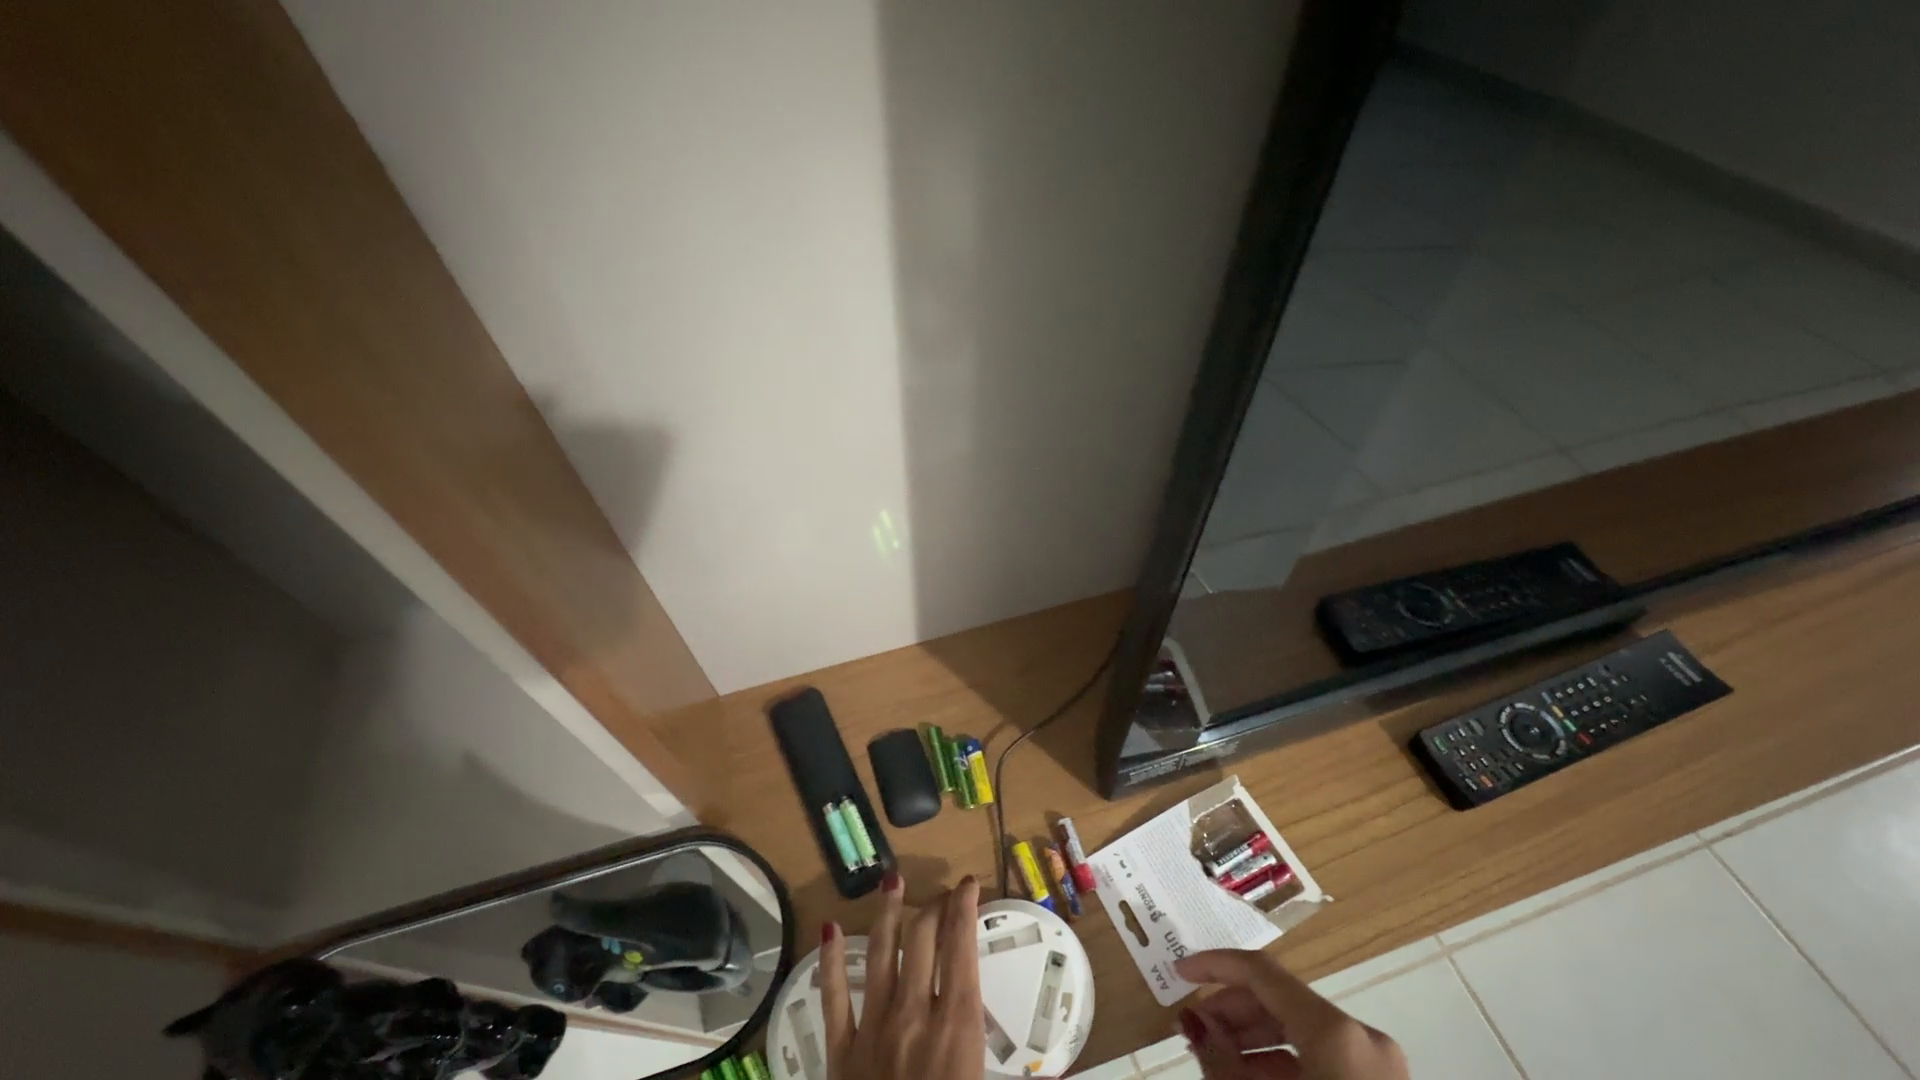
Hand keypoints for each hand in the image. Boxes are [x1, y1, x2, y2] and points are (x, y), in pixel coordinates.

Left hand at [818, 872, 982, 1079]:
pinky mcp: (841, 1051)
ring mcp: (874, 1028)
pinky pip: (834, 997)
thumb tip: (992, 1011)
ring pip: (880, 955)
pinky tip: (829, 929)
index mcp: (957, 1023)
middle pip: (922, 941)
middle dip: (934, 908)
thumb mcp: (981, 1072)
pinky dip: (831, 961)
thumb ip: (980, 1032)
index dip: (964, 908)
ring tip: (891, 882)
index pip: (961, 947)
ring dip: (887, 914)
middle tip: (942, 893)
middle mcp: (914, 1013)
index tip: (966, 884)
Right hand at [1173, 950, 1407, 1079]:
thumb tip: (1195, 1022)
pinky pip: (1323, 1060)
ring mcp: (1379, 1067)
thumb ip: (1221, 1059)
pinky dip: (1282, 1064)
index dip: (1215, 966)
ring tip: (1215, 1058)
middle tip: (1192, 1029)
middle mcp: (1363, 1037)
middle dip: (1231, 1010)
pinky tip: (1249, 1078)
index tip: (1178, 972)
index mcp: (1336, 1030)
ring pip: (1302, 1033)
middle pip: (1282, 1001)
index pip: (1264, 973)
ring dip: (1253, 1040)